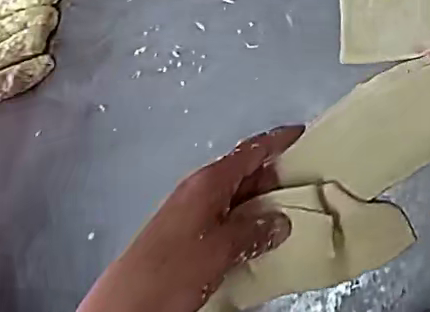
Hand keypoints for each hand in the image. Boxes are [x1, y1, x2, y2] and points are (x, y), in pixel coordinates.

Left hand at [79, 126, 302, 311]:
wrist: (125, 304)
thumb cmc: (173, 267)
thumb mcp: (218, 250)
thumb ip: (252, 231)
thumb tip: (281, 220)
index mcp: (209, 181)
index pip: (250, 150)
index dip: (276, 140)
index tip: (301, 133)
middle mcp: (200, 187)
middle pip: (243, 171)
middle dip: (273, 173)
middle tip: (304, 177)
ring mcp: (191, 209)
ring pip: (235, 194)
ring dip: (260, 199)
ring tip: (289, 207)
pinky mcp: (185, 231)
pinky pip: (224, 214)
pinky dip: (244, 218)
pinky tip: (257, 235)